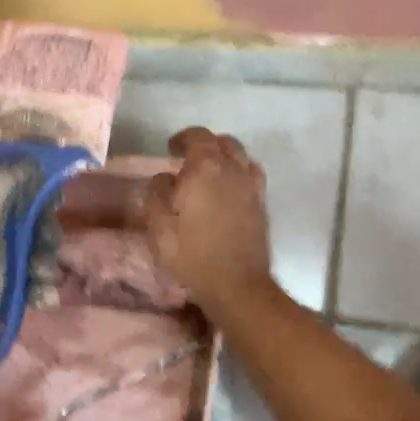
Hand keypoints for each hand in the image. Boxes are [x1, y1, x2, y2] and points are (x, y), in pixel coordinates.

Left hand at [0, 160, 53, 400]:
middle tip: (47, 242)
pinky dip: (40, 286)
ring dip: (44, 261)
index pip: (0, 183)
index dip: (29, 185)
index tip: (54, 193)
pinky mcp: (2, 292)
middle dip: (42, 230)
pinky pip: (31, 278)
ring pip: (32, 248)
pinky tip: (42, 297)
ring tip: (41, 278)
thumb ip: (2, 182)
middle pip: (23, 217)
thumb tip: (28, 160)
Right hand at [142, 127, 273, 308]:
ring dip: (224, 156)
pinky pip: (252, 175)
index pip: (197, 137)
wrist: (236, 283)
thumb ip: (157, 194)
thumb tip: (164, 178)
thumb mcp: (159, 227)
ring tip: (210, 171)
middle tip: (189, 158)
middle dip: (205, 144)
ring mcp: (252, 186)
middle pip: (223, 142)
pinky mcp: (262, 204)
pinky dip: (239, 172)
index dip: (182, 138)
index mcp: (205, 168)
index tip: (170, 148)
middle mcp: (233, 169)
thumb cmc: (192, 255)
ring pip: (241, 156)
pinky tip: (229, 188)